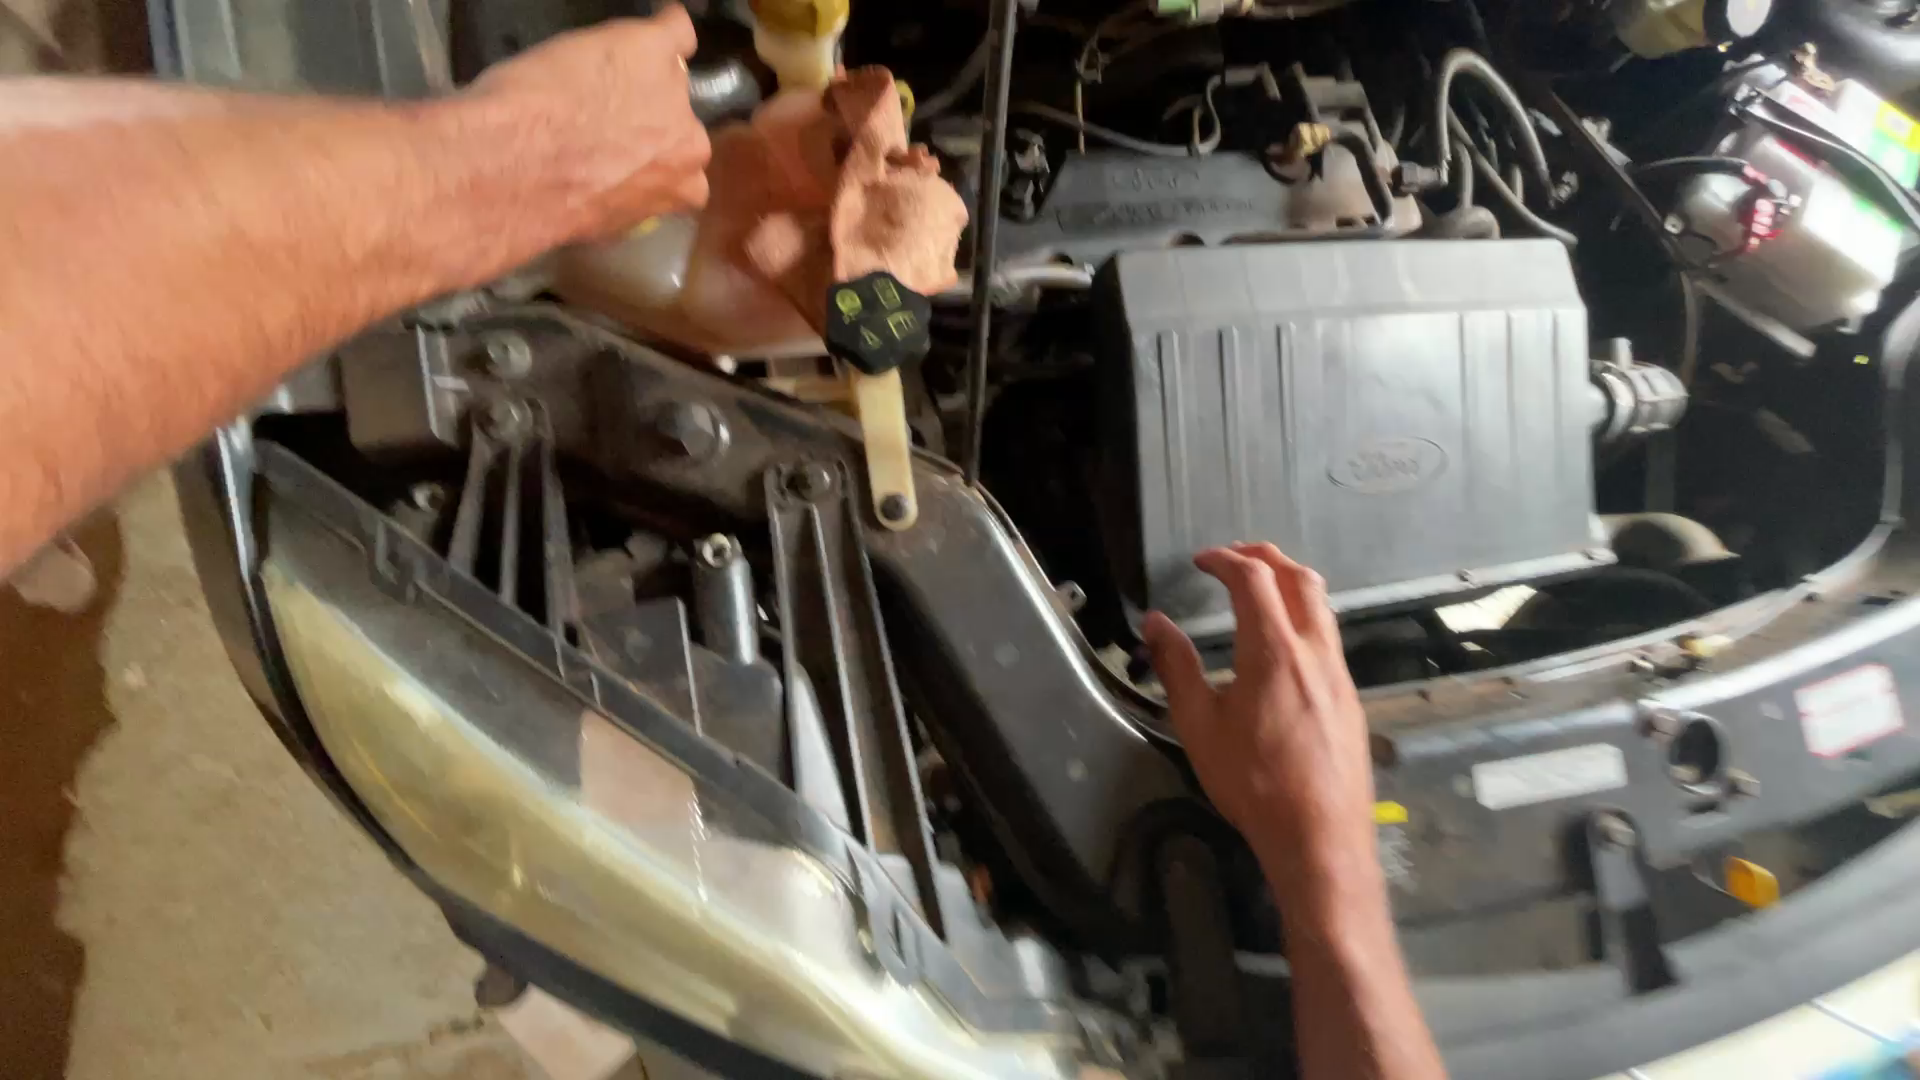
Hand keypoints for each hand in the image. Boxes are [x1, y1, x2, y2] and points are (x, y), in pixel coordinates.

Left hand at [472, 7, 710, 238]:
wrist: (527, 163)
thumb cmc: (562, 204)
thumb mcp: (613, 218)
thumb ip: (636, 196)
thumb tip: (625, 189)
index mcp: (688, 188)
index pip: (685, 167)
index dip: (656, 158)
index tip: (630, 153)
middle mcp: (692, 144)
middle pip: (679, 123)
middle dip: (652, 119)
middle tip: (608, 115)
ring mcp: (675, 94)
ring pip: (670, 79)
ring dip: (647, 79)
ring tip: (603, 77)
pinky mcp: (651, 49)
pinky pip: (676, 30)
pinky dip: (668, 28)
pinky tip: (652, 26)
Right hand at [1143, 545, 1374, 872]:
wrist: (1320, 837)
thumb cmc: (1251, 780)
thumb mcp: (1199, 724)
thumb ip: (1176, 665)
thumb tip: (1155, 622)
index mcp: (1273, 651)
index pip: (1253, 580)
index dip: (1224, 560)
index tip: (1200, 561)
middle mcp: (1314, 650)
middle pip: (1299, 578)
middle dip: (1263, 556)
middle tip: (1231, 557)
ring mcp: (1338, 673)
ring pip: (1321, 604)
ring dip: (1289, 580)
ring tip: (1258, 586)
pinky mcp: (1349, 696)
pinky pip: (1328, 634)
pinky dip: (1303, 612)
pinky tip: (1282, 640)